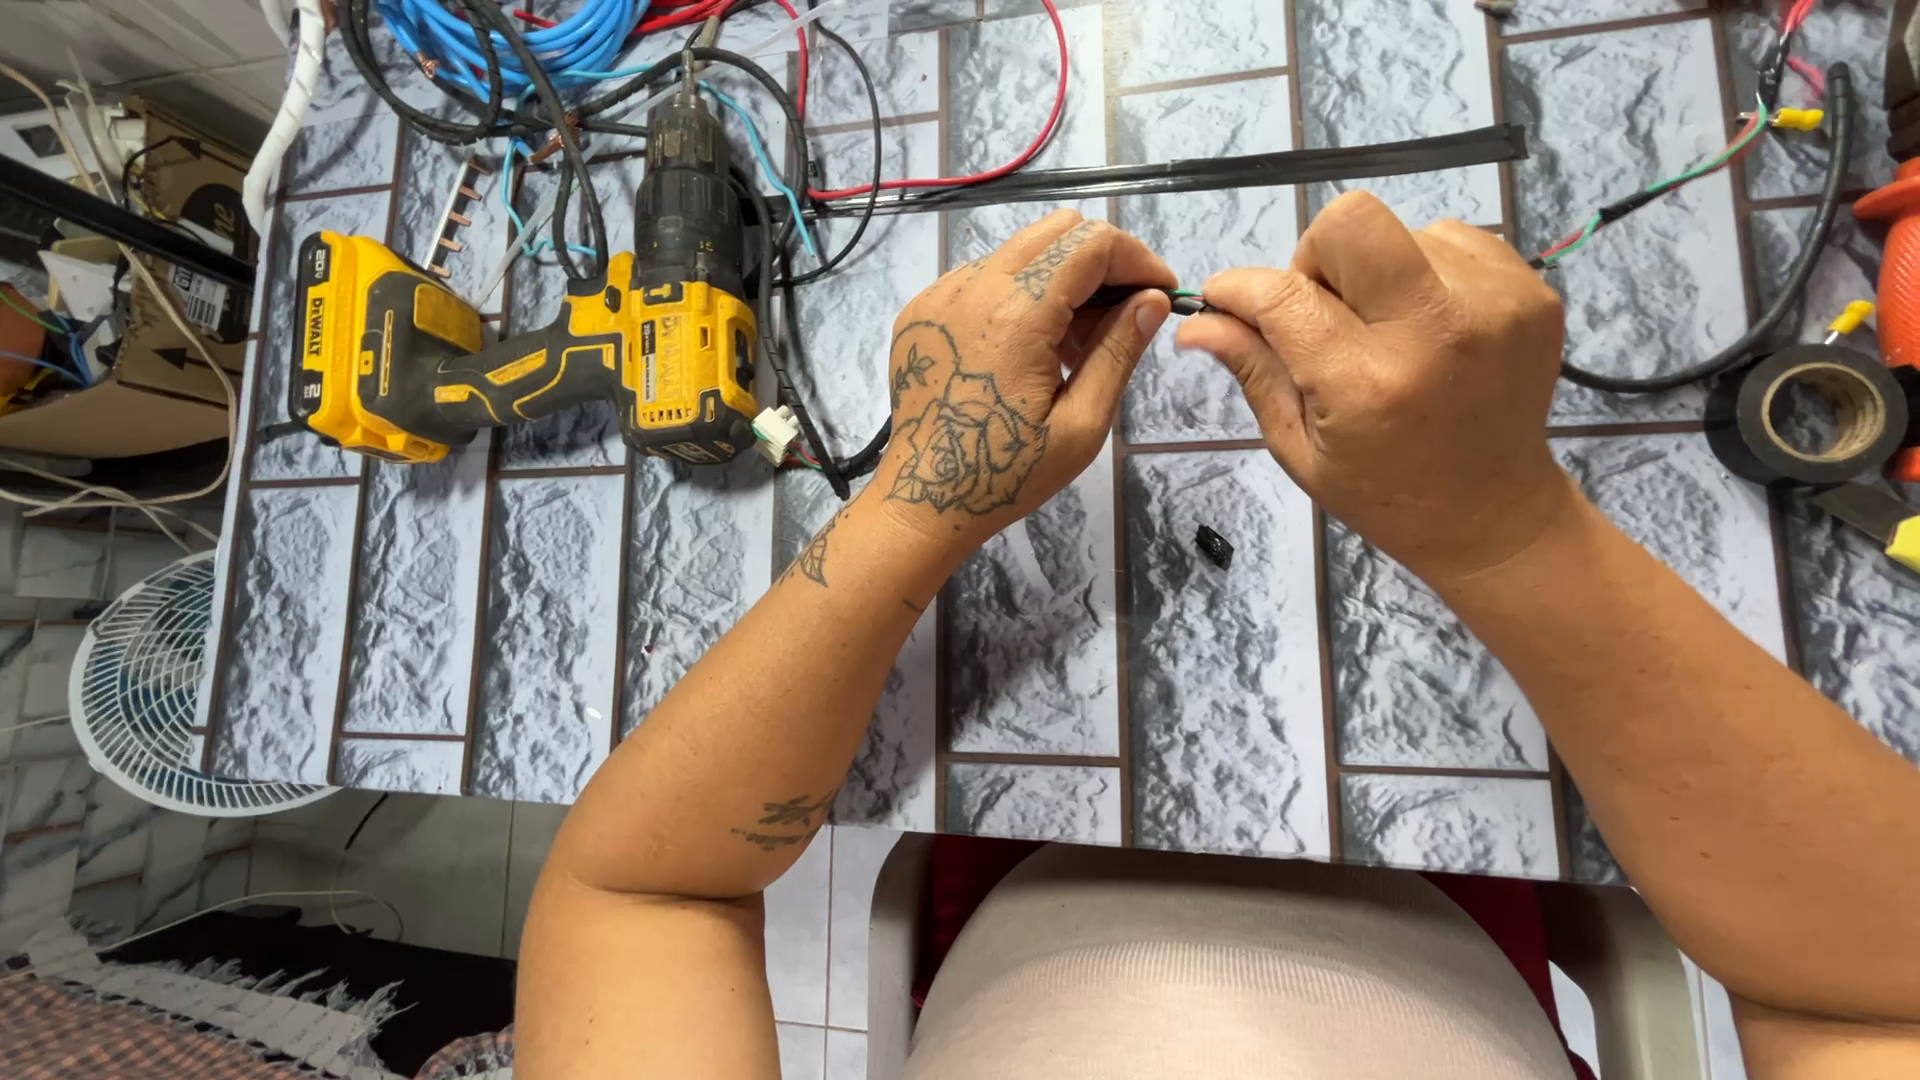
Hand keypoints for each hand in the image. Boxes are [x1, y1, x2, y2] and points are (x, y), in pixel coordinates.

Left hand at [871, 209, 1173, 551]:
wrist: (924, 498)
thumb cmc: (1007, 473)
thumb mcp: (1081, 424)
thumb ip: (1118, 352)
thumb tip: (1153, 300)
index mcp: (1017, 313)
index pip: (1092, 243)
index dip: (1139, 259)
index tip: (1161, 294)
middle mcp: (973, 286)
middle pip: (1057, 230)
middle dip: (1103, 260)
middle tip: (1121, 315)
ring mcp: (939, 295)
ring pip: (1019, 250)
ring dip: (1061, 278)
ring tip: (1072, 344)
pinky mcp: (921, 311)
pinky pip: (983, 277)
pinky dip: (1019, 294)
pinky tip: (1025, 350)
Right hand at [1176, 192, 1571, 584]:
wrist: (1490, 512)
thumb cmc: (1378, 491)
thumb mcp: (1297, 445)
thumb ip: (1253, 370)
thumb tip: (1195, 323)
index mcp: (1367, 383)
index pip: (1284, 296)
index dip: (1240, 288)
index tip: (1223, 297)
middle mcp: (1437, 330)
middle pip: (1352, 222)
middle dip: (1314, 258)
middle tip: (1318, 311)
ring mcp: (1495, 302)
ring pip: (1400, 229)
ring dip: (1370, 271)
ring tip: (1379, 331)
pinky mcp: (1531, 290)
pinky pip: (1452, 239)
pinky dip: (1419, 272)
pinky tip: (1421, 326)